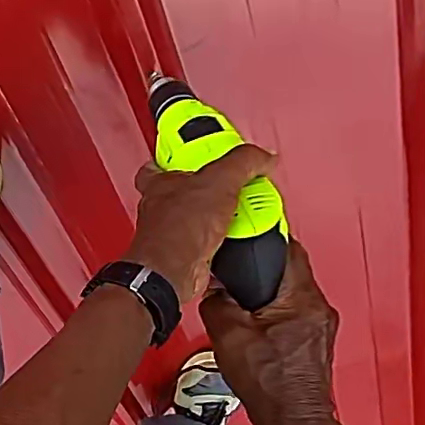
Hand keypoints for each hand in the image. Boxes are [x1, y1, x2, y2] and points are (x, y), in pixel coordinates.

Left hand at [123, 144, 275, 300]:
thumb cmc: (177, 229)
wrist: (173, 273)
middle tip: (236, 186)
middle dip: (213, 191)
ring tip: (241, 214)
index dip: (181, 156)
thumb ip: (243, 162)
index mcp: (160, 182)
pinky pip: (209, 244)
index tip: (203, 152)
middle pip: (189, 192)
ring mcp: (172, 233)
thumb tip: (264, 156)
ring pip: (199, 221)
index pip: (162, 162)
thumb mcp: (220, 180)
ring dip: (221, 219)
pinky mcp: (185, 255)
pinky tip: (235, 240)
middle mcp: (161, 208)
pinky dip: (224, 243)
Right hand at [200, 239, 338, 424]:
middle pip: (290, 268)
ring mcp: (319, 325)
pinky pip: (293, 311)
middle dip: (261, 265)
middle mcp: (318, 308)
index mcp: (302, 299)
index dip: (265, 235)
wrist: (292, 419)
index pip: (288, 248)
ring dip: (267, 290)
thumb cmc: (270, 385)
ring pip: (290, 291)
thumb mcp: (229, 337)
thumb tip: (213, 290)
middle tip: (238, 264)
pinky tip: (254, 321)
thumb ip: (217, 304)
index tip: (251, 225)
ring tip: (242, 296)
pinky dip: (273, 309)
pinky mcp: (313, 340)